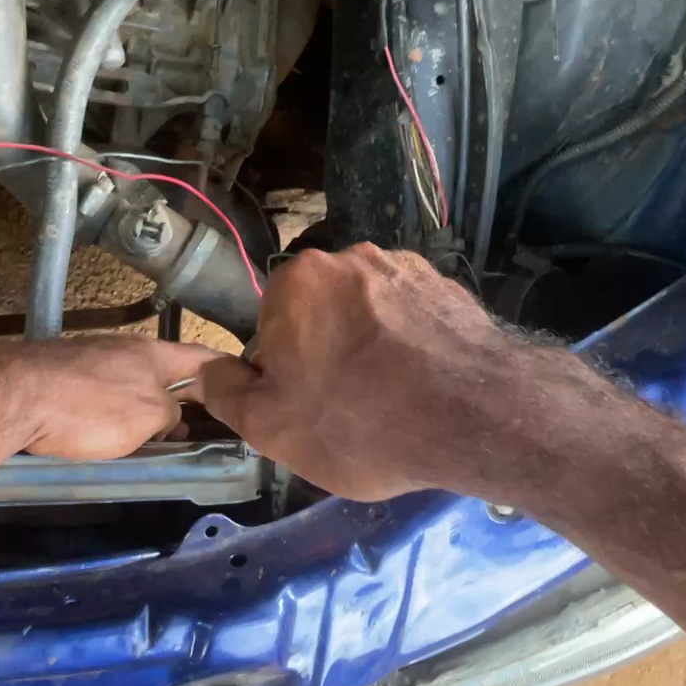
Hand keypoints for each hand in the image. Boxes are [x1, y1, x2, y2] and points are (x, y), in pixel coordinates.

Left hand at [0, 336, 220, 459]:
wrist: (12, 397)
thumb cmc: (90, 408)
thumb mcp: (148, 417)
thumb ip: (170, 414)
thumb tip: (171, 416)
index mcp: (154, 353)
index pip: (204, 358)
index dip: (228, 371)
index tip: (246, 384)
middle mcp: (126, 348)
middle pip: (169, 369)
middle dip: (189, 393)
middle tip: (206, 420)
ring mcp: (92, 358)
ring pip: (136, 381)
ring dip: (152, 403)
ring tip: (161, 433)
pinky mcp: (63, 374)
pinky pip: (106, 391)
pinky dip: (121, 408)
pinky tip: (113, 429)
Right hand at [198, 244, 599, 503]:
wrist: (477, 417)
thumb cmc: (360, 422)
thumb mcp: (271, 427)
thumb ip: (227, 394)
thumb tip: (207, 372)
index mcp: (298, 280)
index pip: (271, 326)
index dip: (284, 371)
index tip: (308, 404)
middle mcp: (350, 258)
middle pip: (321, 314)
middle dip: (327, 353)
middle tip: (349, 407)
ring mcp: (407, 268)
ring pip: (369, 314)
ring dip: (371, 347)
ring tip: (393, 400)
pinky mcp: (450, 287)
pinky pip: (413, 318)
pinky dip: (411, 345)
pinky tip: (425, 385)